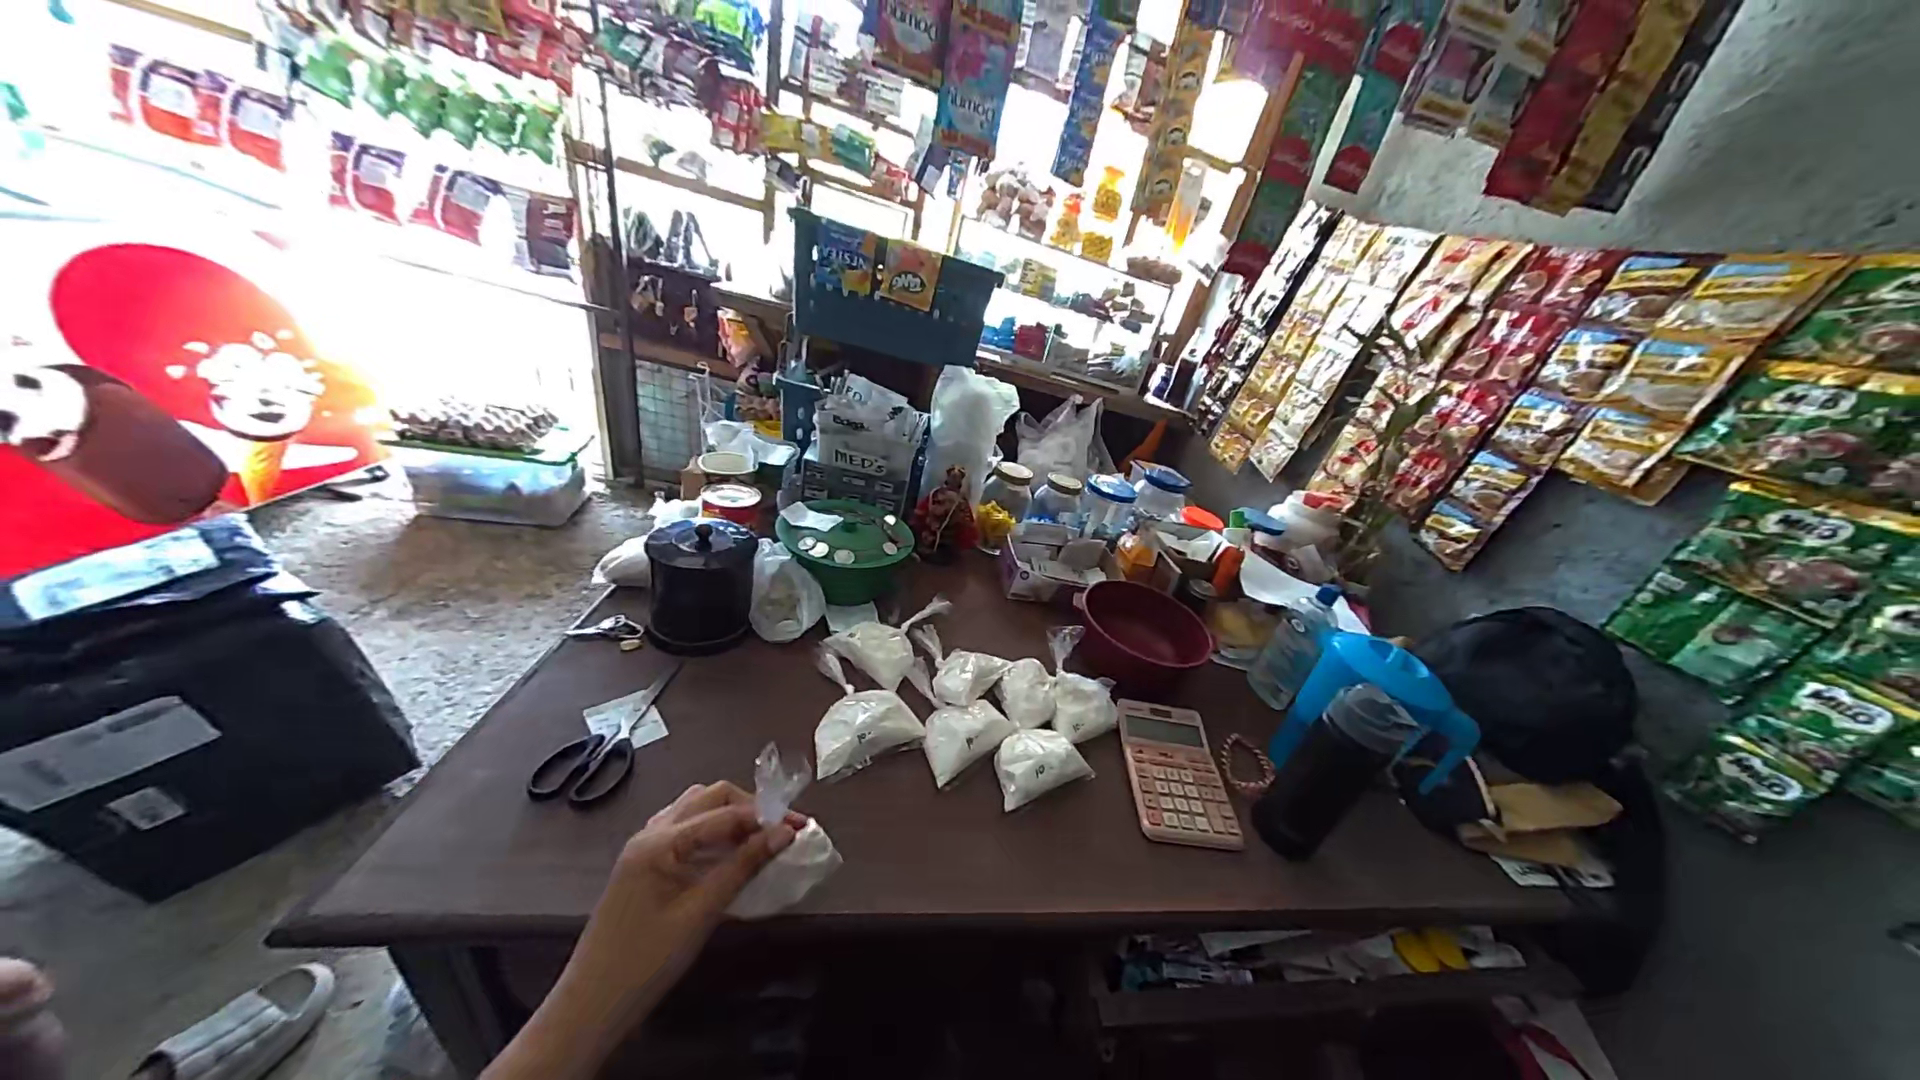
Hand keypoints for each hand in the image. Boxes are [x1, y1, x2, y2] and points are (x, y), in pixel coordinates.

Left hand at [484, 783, 800, 1079]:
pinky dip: (712, 830)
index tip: (799, 827)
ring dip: (731, 815)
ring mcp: (644, 846)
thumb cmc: (646, 961)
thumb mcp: (701, 912)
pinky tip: (727, 853)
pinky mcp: (644, 863)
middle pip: (710, 796)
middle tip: (781, 830)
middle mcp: (651, 832)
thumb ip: (743, 867)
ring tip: (759, 838)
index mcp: (660, 841)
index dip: (765, 817)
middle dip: (750, 807)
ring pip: (696, 808)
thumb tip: (784, 834)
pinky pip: (684, 828)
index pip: (724, 813)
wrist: (590, 1006)